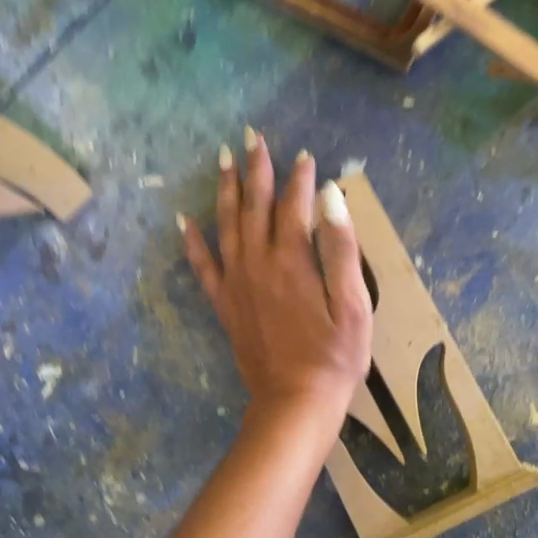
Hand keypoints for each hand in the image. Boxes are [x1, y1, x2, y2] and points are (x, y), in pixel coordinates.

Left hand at [180, 128, 372, 422]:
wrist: (294, 401)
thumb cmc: (335, 356)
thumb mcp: (353, 304)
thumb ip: (340, 247)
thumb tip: (329, 196)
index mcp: (293, 260)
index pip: (294, 205)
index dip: (300, 178)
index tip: (304, 155)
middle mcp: (258, 263)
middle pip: (255, 205)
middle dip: (256, 168)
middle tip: (251, 135)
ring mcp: (236, 283)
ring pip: (227, 225)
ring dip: (225, 189)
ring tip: (222, 158)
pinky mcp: (224, 304)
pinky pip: (203, 266)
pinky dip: (193, 240)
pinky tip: (184, 219)